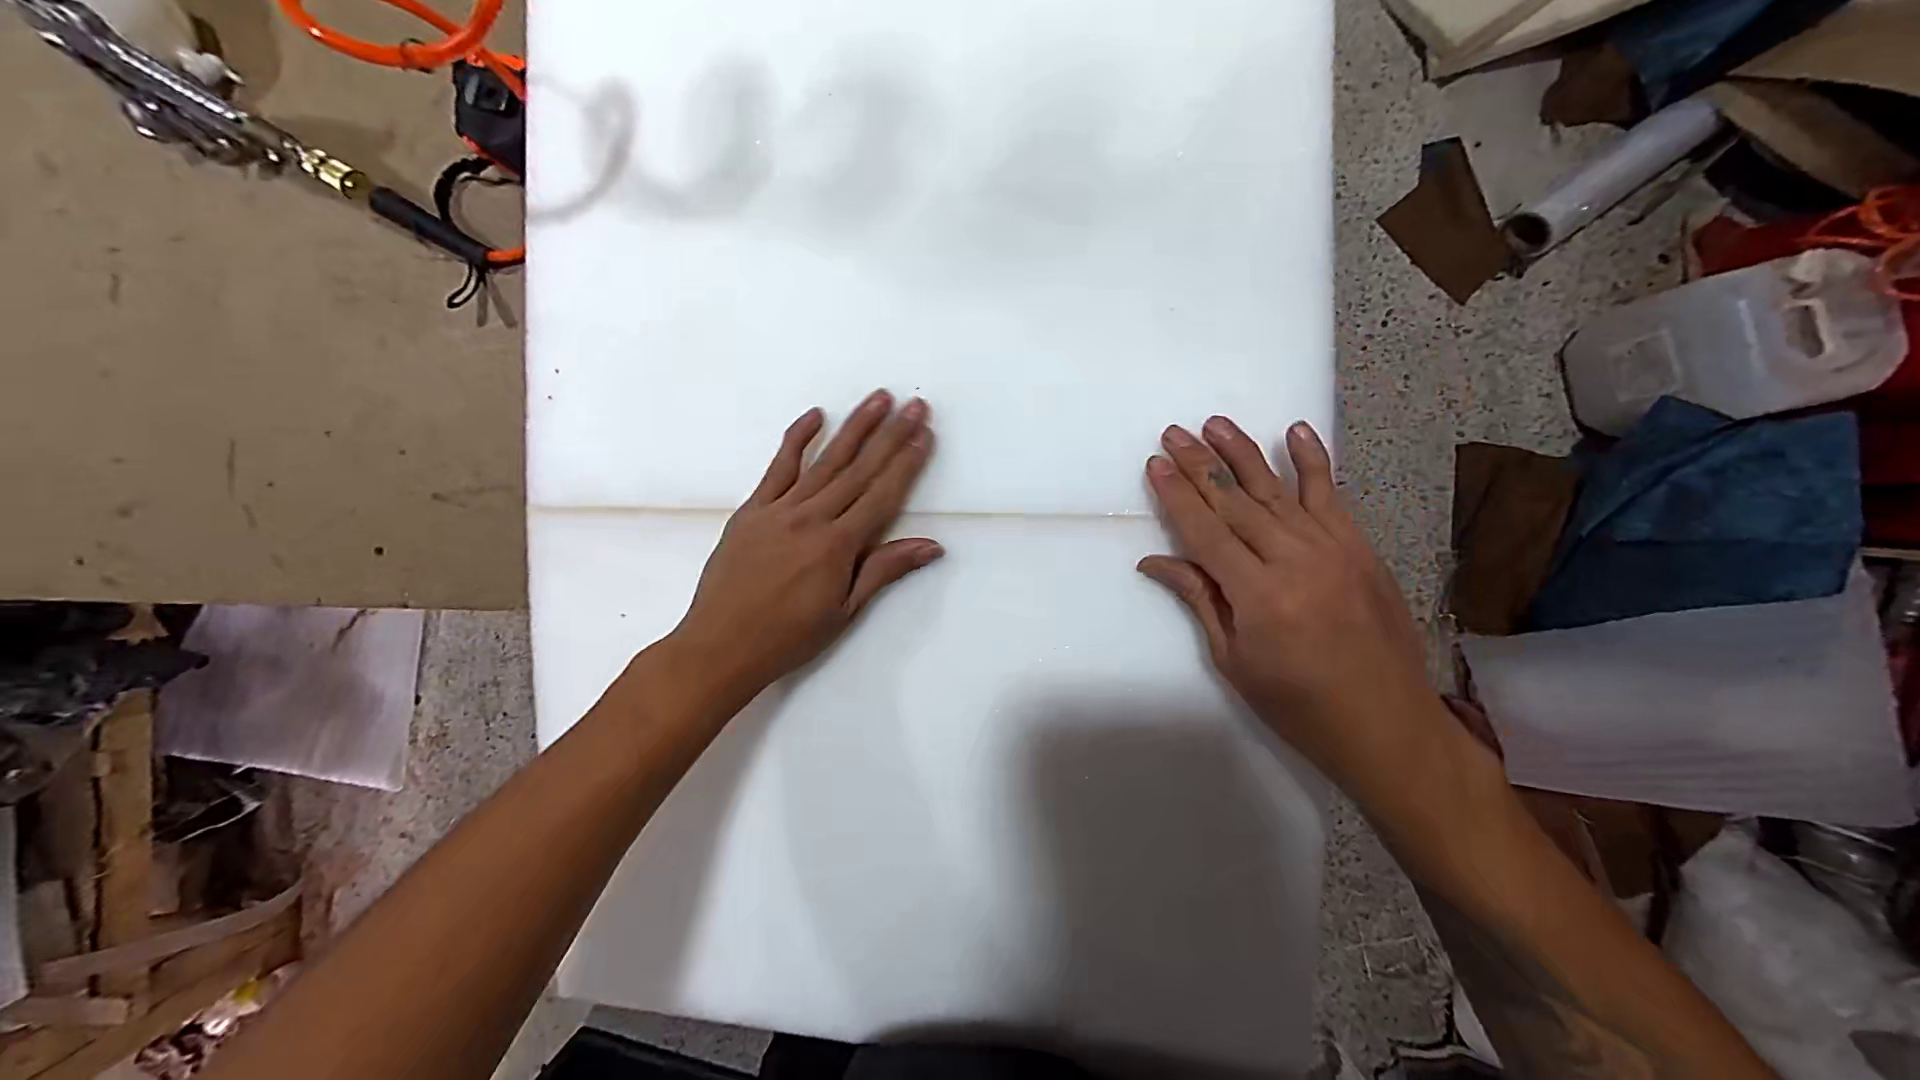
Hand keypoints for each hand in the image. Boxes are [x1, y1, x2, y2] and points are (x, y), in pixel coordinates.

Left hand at [668, 389, 942, 699]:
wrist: (721, 645)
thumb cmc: (788, 637)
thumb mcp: (844, 610)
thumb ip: (884, 570)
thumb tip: (931, 545)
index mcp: (838, 546)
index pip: (882, 495)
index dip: (907, 463)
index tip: (924, 434)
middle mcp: (811, 518)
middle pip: (859, 469)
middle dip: (891, 435)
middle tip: (914, 404)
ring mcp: (779, 510)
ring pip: (825, 461)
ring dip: (854, 428)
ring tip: (877, 399)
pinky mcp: (752, 510)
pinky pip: (778, 467)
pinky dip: (797, 439)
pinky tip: (815, 416)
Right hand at [1138, 417, 1448, 791]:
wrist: (1386, 724)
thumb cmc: (1297, 704)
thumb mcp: (1233, 660)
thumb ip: (1200, 599)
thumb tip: (1155, 561)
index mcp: (1259, 596)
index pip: (1206, 531)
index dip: (1177, 495)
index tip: (1156, 463)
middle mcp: (1296, 561)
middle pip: (1237, 502)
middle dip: (1201, 465)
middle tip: (1174, 433)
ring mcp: (1333, 550)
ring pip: (1278, 490)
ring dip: (1244, 453)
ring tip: (1215, 423)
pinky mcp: (1360, 548)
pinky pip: (1332, 496)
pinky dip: (1312, 462)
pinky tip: (1295, 431)